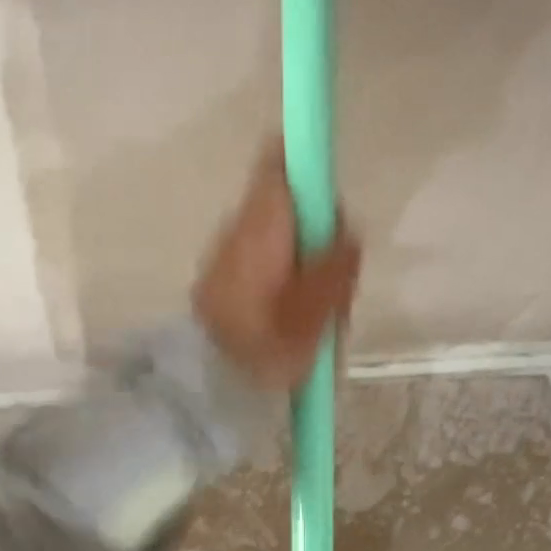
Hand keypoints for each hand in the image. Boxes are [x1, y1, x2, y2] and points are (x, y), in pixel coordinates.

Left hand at [193, 141, 361, 389]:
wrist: (202, 387)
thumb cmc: (263, 348)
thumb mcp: (315, 314)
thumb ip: (336, 266)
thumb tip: (349, 231)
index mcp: (262, 225)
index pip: (279, 162)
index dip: (308, 166)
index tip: (331, 203)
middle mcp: (238, 230)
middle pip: (287, 208)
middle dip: (318, 238)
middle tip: (335, 287)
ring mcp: (225, 258)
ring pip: (278, 244)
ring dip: (303, 272)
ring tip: (315, 321)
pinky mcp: (220, 286)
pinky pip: (262, 272)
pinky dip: (282, 290)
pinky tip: (290, 330)